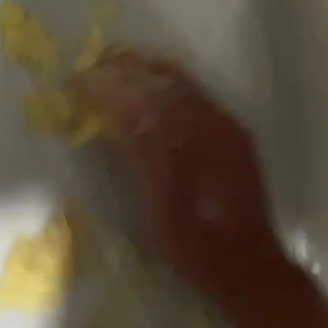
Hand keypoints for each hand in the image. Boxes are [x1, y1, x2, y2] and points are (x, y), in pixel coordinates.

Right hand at [71, 49, 286, 306]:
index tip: (78, 78)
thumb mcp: (156, 207)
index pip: (135, 100)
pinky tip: (159, 82)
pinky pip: (198, 93)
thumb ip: (138, 154)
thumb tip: (114, 114)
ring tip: (121, 62)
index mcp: (182, 142)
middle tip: (96, 61)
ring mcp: (224, 123)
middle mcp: (206, 122)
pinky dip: (173, 82)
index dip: (105, 86)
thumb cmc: (195, 245)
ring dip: (149, 70)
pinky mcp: (234, 130)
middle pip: (160, 81)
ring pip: (181, 82)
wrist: (249, 266)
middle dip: (126, 68)